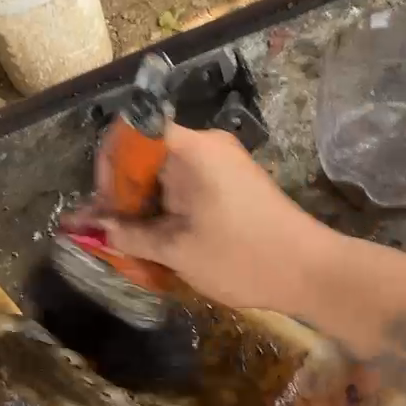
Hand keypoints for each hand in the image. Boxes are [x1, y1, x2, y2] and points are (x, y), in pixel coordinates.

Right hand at [96, 124, 339, 311]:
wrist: (311, 272)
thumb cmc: (241, 256)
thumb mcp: (177, 250)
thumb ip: (130, 234)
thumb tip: (94, 228)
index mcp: (192, 149)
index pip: (133, 133)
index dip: (108, 168)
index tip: (103, 206)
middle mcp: (206, 146)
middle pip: (147, 156)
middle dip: (121, 194)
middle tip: (105, 233)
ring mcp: (222, 164)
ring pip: (165, 176)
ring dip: (143, 208)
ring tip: (127, 244)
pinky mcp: (232, 184)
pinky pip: (186, 188)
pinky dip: (167, 211)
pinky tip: (157, 242)